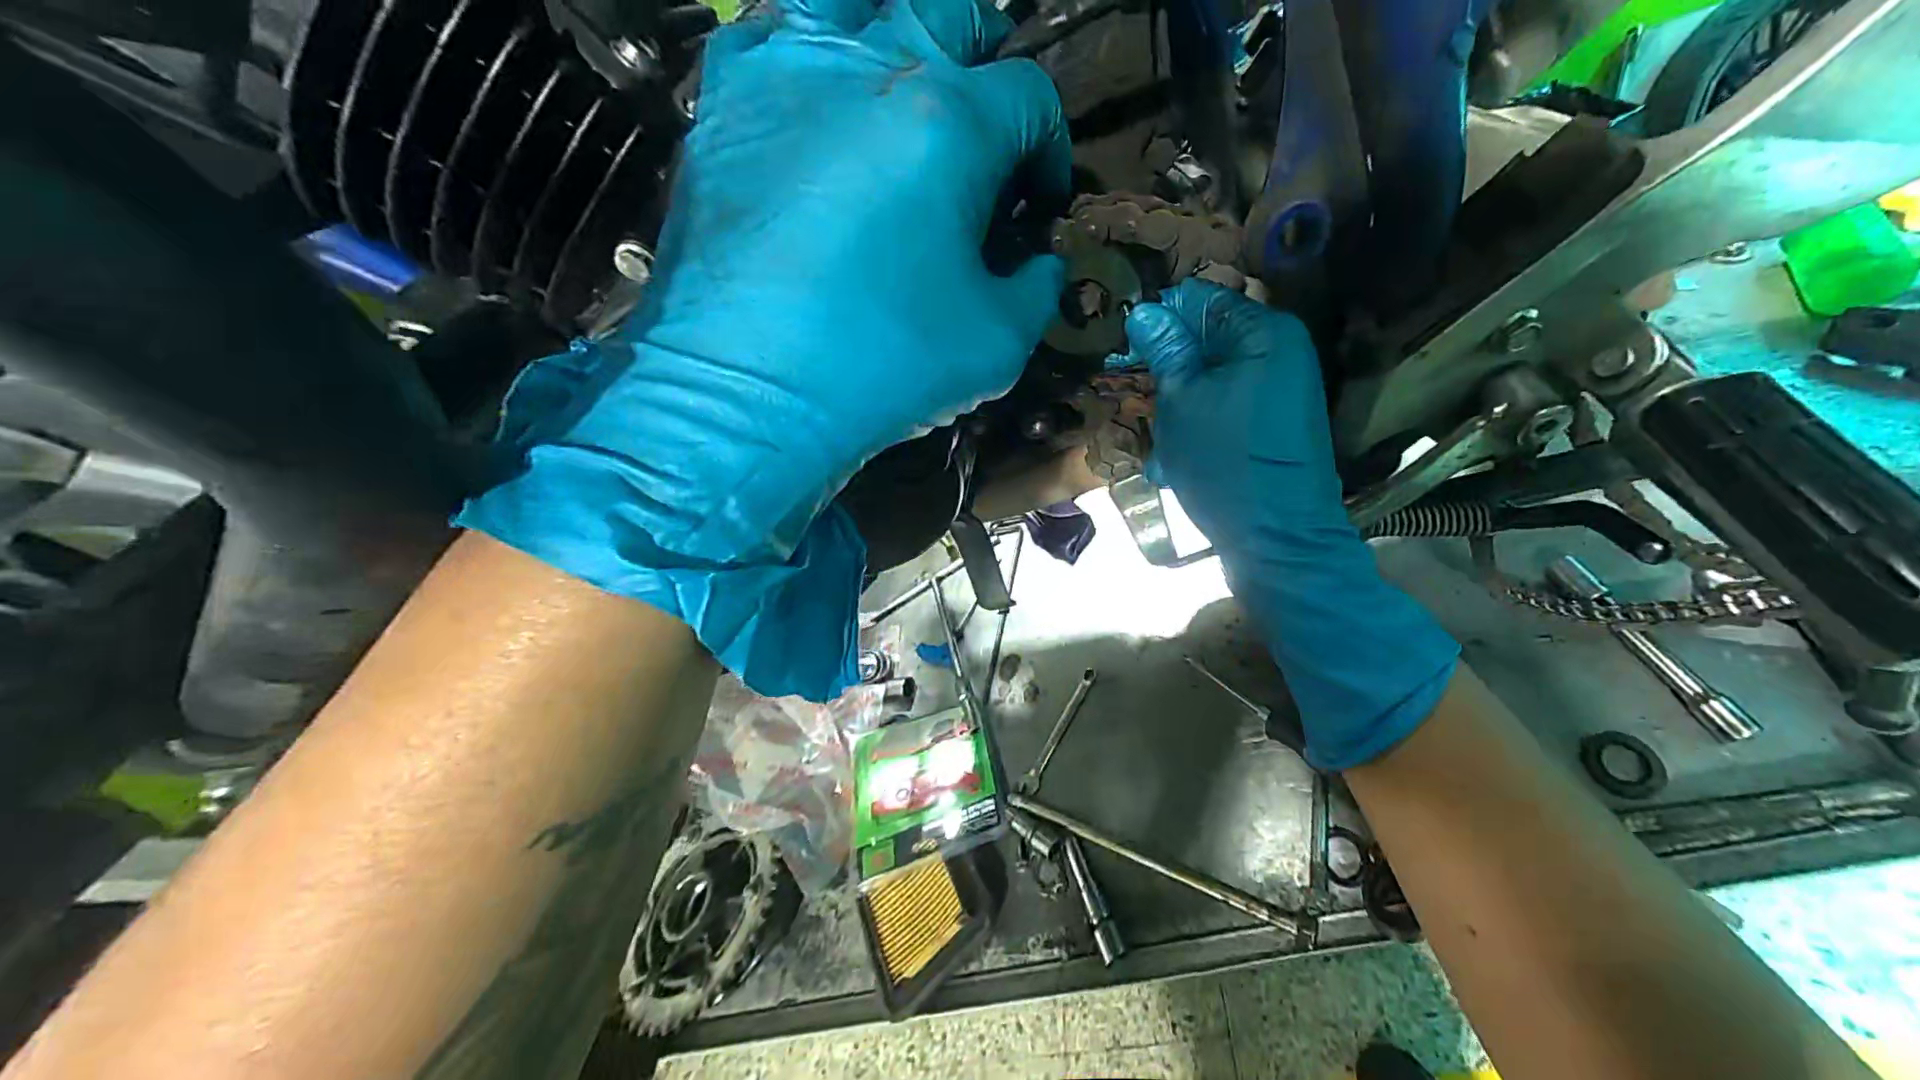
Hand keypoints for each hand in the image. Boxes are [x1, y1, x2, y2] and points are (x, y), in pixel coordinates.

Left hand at [458, 0, 1070, 699]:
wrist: (743, 394)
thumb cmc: (880, 366)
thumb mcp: (996, 343)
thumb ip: (1036, 288)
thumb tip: (1039, 262)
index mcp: (949, 121)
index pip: (1029, 99)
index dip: (1049, 149)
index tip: (1038, 202)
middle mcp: (868, 67)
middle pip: (949, 14)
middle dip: (984, 64)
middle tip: (982, 130)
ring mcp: (784, 75)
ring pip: (851, 0)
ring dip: (894, 32)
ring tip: (902, 87)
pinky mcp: (723, 106)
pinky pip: (768, 36)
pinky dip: (807, 53)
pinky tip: (818, 98)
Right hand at [1124, 281, 1456, 768]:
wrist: (1278, 537)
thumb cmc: (1225, 463)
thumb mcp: (1182, 402)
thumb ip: (1166, 351)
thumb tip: (1145, 312)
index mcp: (1263, 332)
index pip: (1198, 300)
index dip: (1159, 322)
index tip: (1127, 356)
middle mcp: (1279, 350)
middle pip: (1207, 338)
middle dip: (1168, 366)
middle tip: (1136, 397)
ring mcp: (1280, 387)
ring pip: (1212, 375)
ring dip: (1178, 399)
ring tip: (1156, 434)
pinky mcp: (1274, 419)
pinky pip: (1226, 402)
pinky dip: (1198, 419)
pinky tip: (1176, 453)